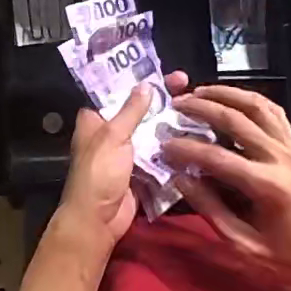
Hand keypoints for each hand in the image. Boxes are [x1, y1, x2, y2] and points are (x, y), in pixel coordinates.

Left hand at [50, 70, 190, 257]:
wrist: (99, 220)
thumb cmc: (99, 172)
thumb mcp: (113, 136)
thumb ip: (131, 111)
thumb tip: (146, 84)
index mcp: (95, 118)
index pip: (117, 91)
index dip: (137, 79)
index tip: (160, 69)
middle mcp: (109, 132)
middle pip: (137, 109)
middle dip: (160, 99)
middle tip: (185, 83)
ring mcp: (126, 152)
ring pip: (150, 131)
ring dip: (170, 122)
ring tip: (196, 106)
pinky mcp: (140, 170)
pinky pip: (158, 154)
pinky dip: (173, 146)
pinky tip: (194, 135)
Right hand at [162, 85, 290, 290]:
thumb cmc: (289, 260)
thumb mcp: (244, 246)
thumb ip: (210, 209)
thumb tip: (180, 178)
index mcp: (267, 187)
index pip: (216, 157)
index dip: (186, 149)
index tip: (163, 144)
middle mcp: (280, 159)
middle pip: (234, 119)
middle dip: (200, 108)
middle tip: (175, 106)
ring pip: (256, 105)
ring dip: (224, 94)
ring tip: (198, 92)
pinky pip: (273, 111)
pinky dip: (249, 99)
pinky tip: (230, 98)